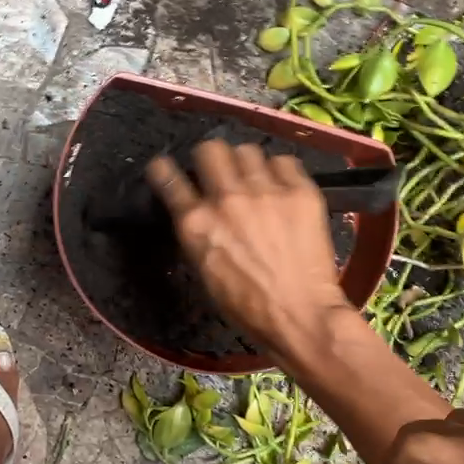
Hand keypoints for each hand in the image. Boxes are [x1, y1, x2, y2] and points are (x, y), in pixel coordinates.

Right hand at [146, 140, 351, 353]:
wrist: (299, 313)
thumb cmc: (244, 303)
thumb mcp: (203, 268)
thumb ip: (196, 231)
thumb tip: (196, 209)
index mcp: (196, 222)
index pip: (168, 177)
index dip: (163, 169)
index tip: (165, 168)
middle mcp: (226, 198)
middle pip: (211, 149)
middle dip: (210, 158)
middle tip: (219, 171)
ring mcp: (266, 191)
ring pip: (247, 150)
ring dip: (246, 163)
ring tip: (254, 179)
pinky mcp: (300, 192)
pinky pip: (284, 162)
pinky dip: (279, 172)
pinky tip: (281, 188)